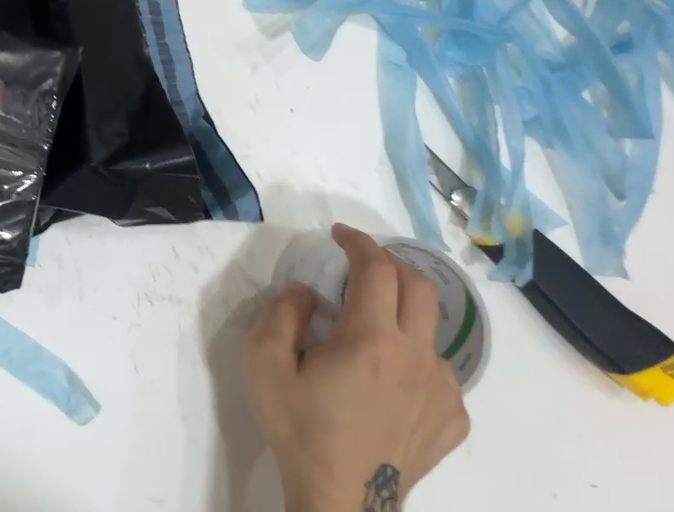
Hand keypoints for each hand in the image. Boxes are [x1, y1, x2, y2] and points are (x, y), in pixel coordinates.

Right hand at [245, 225, 470, 511]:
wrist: (342, 494)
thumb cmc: (298, 423)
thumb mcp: (264, 361)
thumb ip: (281, 315)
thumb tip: (306, 293)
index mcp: (371, 339)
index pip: (378, 271)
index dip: (360, 243)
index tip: (340, 234)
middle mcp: (418, 358)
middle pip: (422, 290)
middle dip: (391, 264)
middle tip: (360, 262)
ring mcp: (444, 391)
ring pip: (431, 333)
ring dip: (400, 315)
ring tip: (366, 328)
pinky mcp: (454, 419)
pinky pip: (438, 372)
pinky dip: (411, 357)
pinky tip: (384, 377)